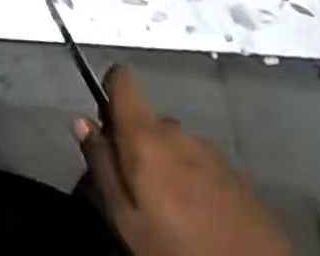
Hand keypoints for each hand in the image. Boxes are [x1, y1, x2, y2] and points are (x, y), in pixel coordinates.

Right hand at [78, 67, 289, 255]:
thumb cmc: (177, 248)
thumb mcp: (124, 216)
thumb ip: (100, 162)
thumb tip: (80, 120)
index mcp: (145, 136)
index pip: (123, 81)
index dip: (110, 87)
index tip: (106, 117)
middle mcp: (178, 133)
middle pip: (146, 120)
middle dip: (137, 142)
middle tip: (136, 184)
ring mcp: (212, 153)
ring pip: (175, 143)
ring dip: (167, 161)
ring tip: (170, 203)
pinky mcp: (239, 176)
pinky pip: (202, 164)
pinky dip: (194, 178)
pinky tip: (200, 213)